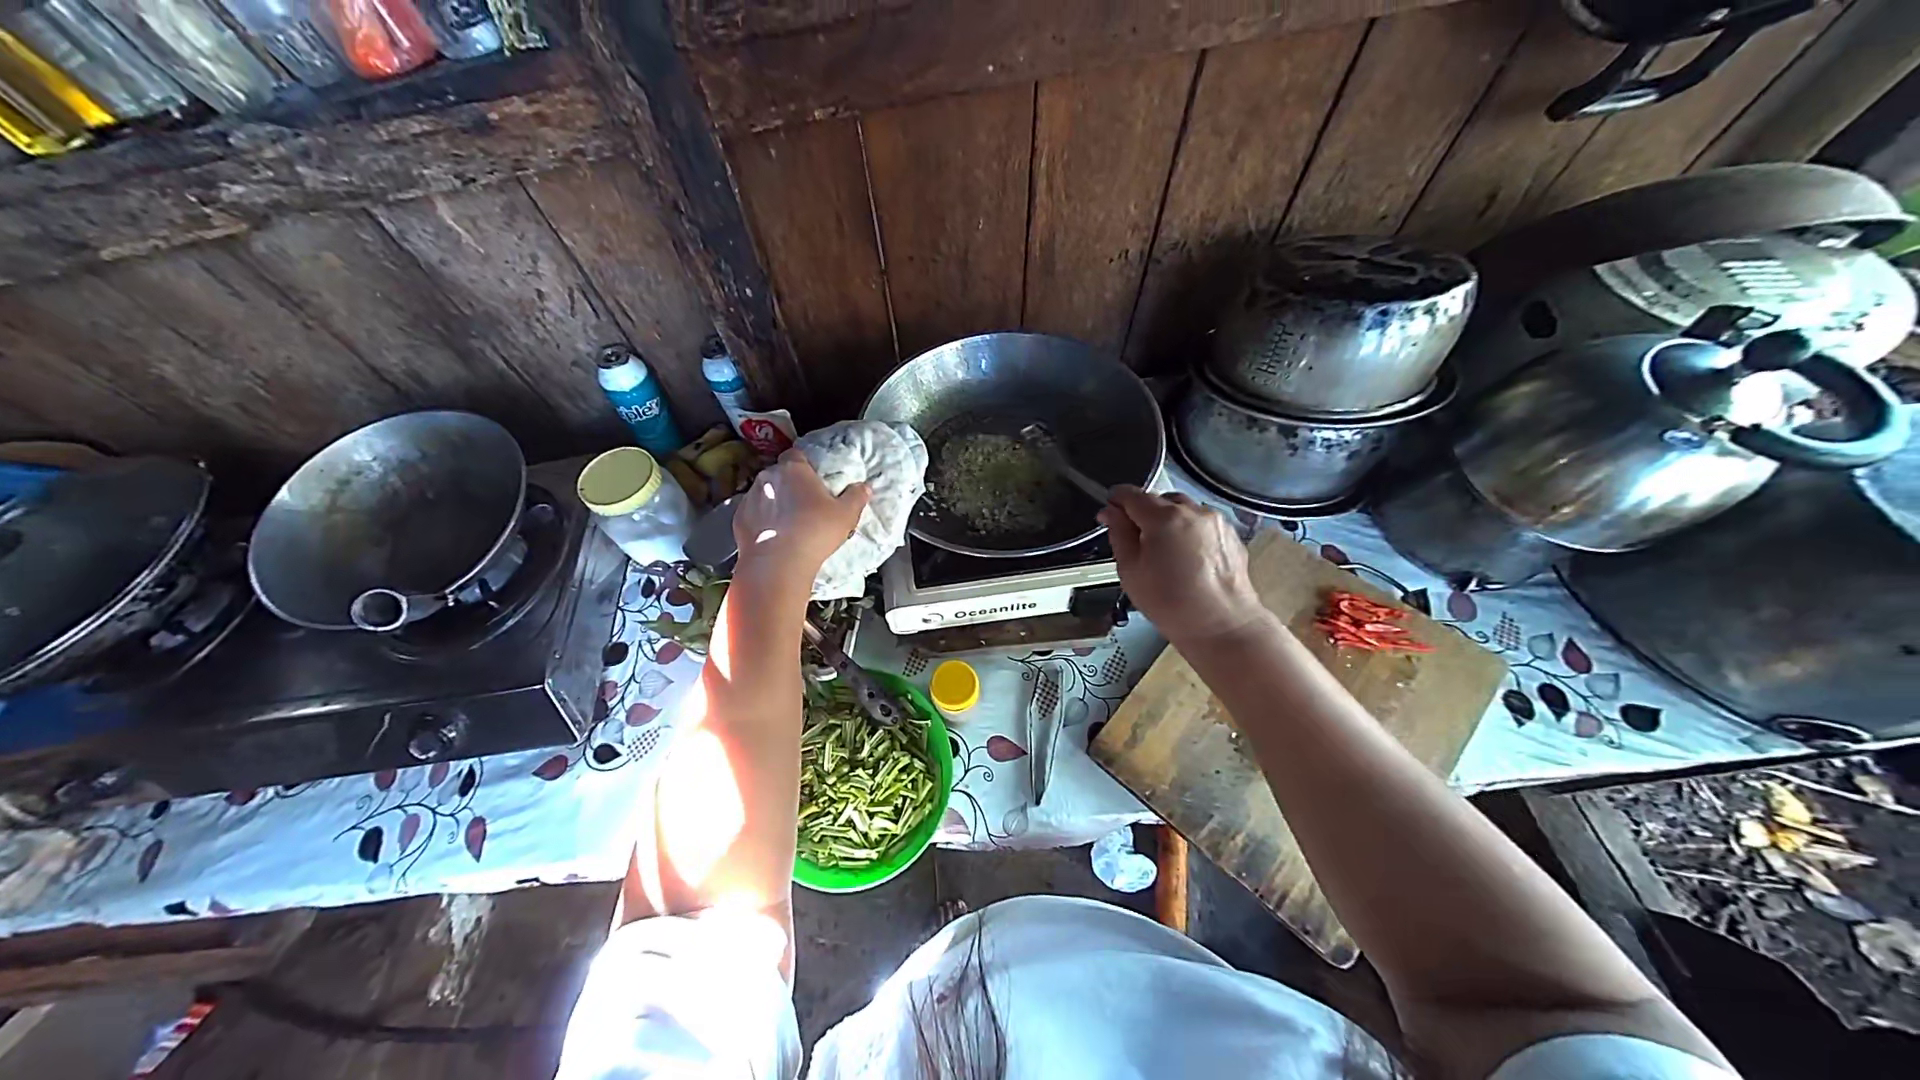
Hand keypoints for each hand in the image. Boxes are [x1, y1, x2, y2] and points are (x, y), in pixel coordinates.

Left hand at [733, 450, 869, 590]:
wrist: (778, 563)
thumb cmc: (815, 532)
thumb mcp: (846, 515)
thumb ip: (856, 497)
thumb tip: (864, 487)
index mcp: (794, 469)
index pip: (796, 455)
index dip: (805, 465)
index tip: (813, 479)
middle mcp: (768, 477)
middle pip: (780, 474)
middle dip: (790, 484)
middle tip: (804, 504)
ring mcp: (750, 496)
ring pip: (764, 493)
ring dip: (774, 501)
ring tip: (787, 522)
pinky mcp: (739, 518)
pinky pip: (753, 513)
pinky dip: (761, 520)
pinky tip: (772, 535)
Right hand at [1098, 487, 1269, 646]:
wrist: (1222, 626)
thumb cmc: (1176, 605)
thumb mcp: (1130, 570)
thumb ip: (1118, 534)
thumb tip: (1111, 514)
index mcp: (1164, 518)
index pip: (1131, 494)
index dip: (1116, 502)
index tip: (1110, 511)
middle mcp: (1193, 512)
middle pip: (1158, 500)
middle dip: (1143, 515)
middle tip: (1134, 542)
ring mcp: (1215, 522)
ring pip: (1182, 510)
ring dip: (1168, 523)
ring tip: (1163, 555)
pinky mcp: (1229, 535)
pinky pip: (1201, 524)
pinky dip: (1189, 533)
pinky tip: (1184, 561)